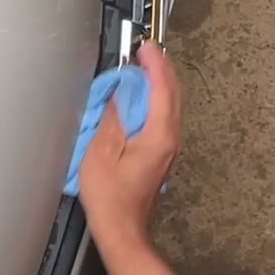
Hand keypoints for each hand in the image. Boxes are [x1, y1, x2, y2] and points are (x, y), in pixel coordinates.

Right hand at [78, 41, 182, 251]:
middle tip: (146, 51)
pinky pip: (163, 118)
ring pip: (171, 105)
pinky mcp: (160, 155)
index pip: (161, 89)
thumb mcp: (101, 152)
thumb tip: (117, 96)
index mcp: (158, 135)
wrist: (122, 227)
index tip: (145, 47)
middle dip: (161, 68)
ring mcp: (168, 148)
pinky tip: (141, 97)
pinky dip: (155, 100)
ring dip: (159, 83)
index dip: (154, 64)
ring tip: (143, 67)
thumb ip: (111, 118)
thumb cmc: (110, 197)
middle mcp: (170, 139)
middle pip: (173, 94)